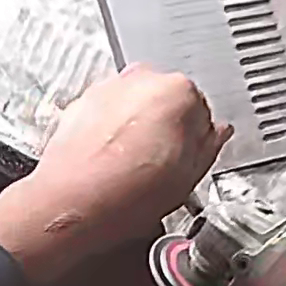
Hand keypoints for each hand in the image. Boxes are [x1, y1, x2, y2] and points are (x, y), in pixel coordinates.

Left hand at [0, 65, 230, 280]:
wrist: (71, 206)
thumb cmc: (122, 196)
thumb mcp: (186, 180)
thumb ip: (207, 148)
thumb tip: (215, 136)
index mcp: (180, 91)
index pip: (200, 113)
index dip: (193, 144)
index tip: (185, 162)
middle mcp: (142, 79)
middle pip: (164, 105)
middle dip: (162, 133)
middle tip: (157, 171)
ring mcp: (107, 90)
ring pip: (131, 110)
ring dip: (133, 134)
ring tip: (128, 174)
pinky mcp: (78, 106)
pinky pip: (102, 120)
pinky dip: (105, 138)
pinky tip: (105, 168)